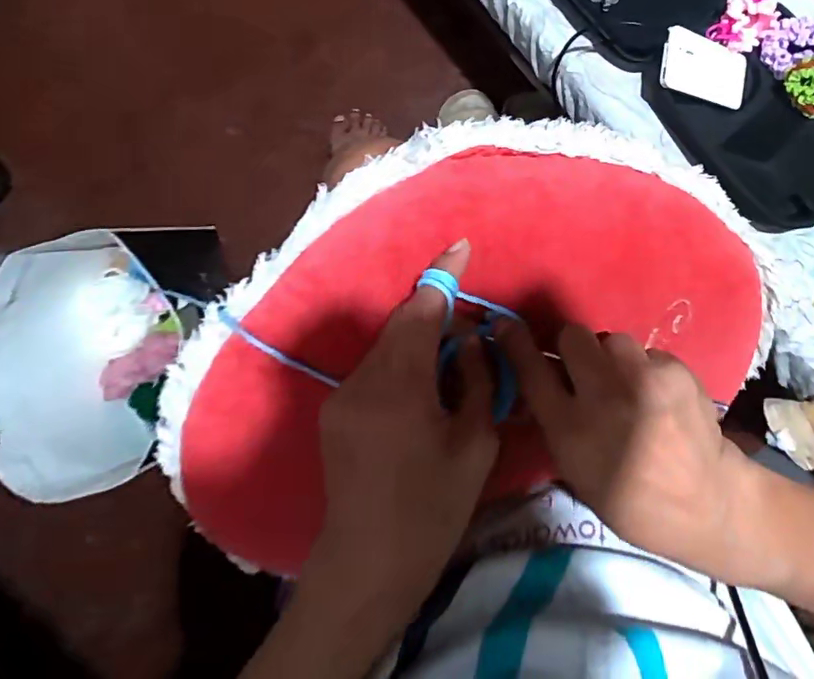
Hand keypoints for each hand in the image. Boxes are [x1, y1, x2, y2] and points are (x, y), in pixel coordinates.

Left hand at [307, 240, 498, 595]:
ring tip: (452, 370)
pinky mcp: (334, 410)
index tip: (461, 245)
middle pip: (402, 324)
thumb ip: (479, 380)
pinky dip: (403, 365)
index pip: (421, 310)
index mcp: (400, 386)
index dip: (442, 275)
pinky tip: (424, 393)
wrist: (367, 567)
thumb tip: (473, 339)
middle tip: (471, 336)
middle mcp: (363, 380)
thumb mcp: (475, 444)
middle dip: (436, 315)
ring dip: (420, 342)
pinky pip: (376, 369)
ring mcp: (342, 394)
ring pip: (388, 345)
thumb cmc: (432, 509)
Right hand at [498, 321, 778, 586]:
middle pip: (571, 337)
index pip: (532, 370)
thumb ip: (556, 420)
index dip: (515, 343)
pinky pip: (646, 352)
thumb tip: (540, 377)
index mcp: (571, 430)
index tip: (506, 325)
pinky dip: (645, 368)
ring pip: (611, 338)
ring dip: (611, 357)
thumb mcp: (577, 471)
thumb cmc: (631, 500)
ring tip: (627, 384)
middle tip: (587, 370)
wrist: (706, 503)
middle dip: (574, 349)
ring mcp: (642, 378)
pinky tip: (657, 395)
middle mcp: (603, 396)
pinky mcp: (674, 369)